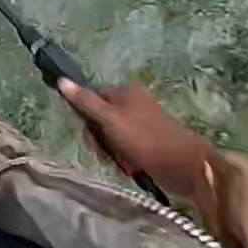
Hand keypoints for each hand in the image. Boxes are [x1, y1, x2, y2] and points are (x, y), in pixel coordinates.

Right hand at [58, 79, 218, 206]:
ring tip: (118, 160)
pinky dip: (122, 156)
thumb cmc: (145, 138)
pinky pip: (123, 145)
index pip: (90, 96)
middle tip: (104, 149)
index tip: (88, 131)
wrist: (186, 167)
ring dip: (109, 149)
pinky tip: (127, 164)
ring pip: (109, 134)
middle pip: (98, 116)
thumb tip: (61, 80)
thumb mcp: (109, 118)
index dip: (84, 114)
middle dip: (97, 136)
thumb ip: (85, 101)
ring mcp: (141, 122)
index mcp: (125, 91)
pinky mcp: (147, 140)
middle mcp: (133, 102)